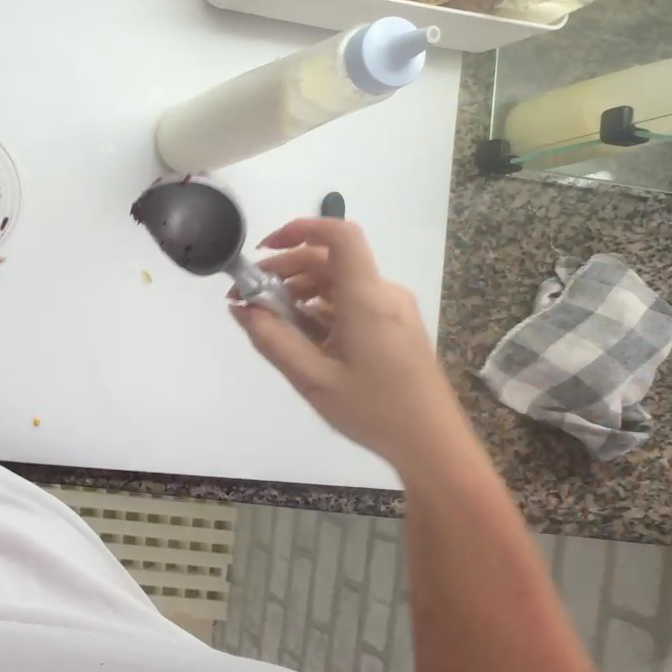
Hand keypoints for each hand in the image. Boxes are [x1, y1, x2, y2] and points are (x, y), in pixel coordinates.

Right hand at [231, 218, 467, 467]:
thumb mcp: (311, 379)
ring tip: (266, 319)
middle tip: (246, 297)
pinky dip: (316, 306)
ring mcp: (391, 309)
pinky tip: (297, 333)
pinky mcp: (392, 324)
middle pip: (329, 259)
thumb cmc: (373, 410)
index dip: (299, 229)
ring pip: (336, 281)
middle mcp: (383, 294)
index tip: (261, 249)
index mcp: (367, 300)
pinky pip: (348, 300)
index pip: (339, 237)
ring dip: (297, 290)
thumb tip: (240, 307)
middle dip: (282, 269)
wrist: (432, 442)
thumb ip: (271, 339)